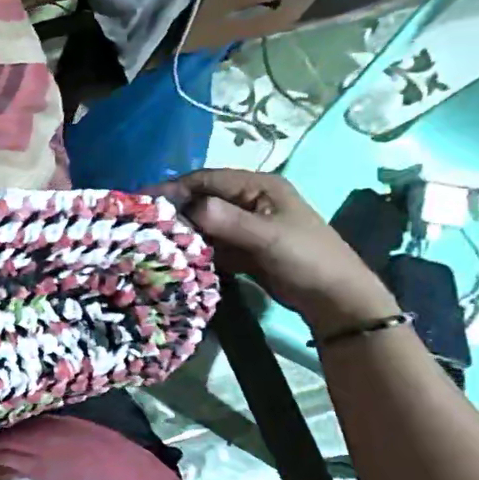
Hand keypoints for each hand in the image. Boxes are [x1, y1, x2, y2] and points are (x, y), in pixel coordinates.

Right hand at [154, 169, 399, 336]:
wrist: (335, 300)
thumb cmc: (306, 259)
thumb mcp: (267, 237)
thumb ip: (228, 220)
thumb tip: (187, 205)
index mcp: (259, 186)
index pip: (207, 179)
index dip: (175, 188)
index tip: (144, 200)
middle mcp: (250, 200)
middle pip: (203, 199)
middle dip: (175, 210)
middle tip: (143, 224)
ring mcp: (246, 225)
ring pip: (204, 222)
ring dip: (182, 231)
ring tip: (152, 241)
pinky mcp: (243, 248)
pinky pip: (211, 243)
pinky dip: (195, 248)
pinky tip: (175, 257)